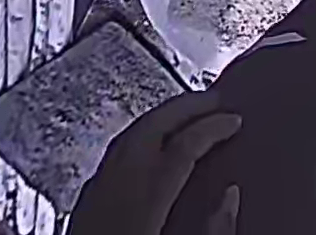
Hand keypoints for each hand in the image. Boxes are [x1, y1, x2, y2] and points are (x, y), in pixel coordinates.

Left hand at [68, 91, 242, 234]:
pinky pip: (111, 159)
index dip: (212, 127)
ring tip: (187, 115)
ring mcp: (92, 201)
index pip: (182, 148)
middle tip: (215, 101)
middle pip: (150, 129)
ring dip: (160, 120)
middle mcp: (112, 193)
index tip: (236, 120)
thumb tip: (230, 196)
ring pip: (126, 139)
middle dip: (185, 107)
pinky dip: (137, 141)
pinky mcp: (80, 215)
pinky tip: (147, 150)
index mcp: (140, 206)